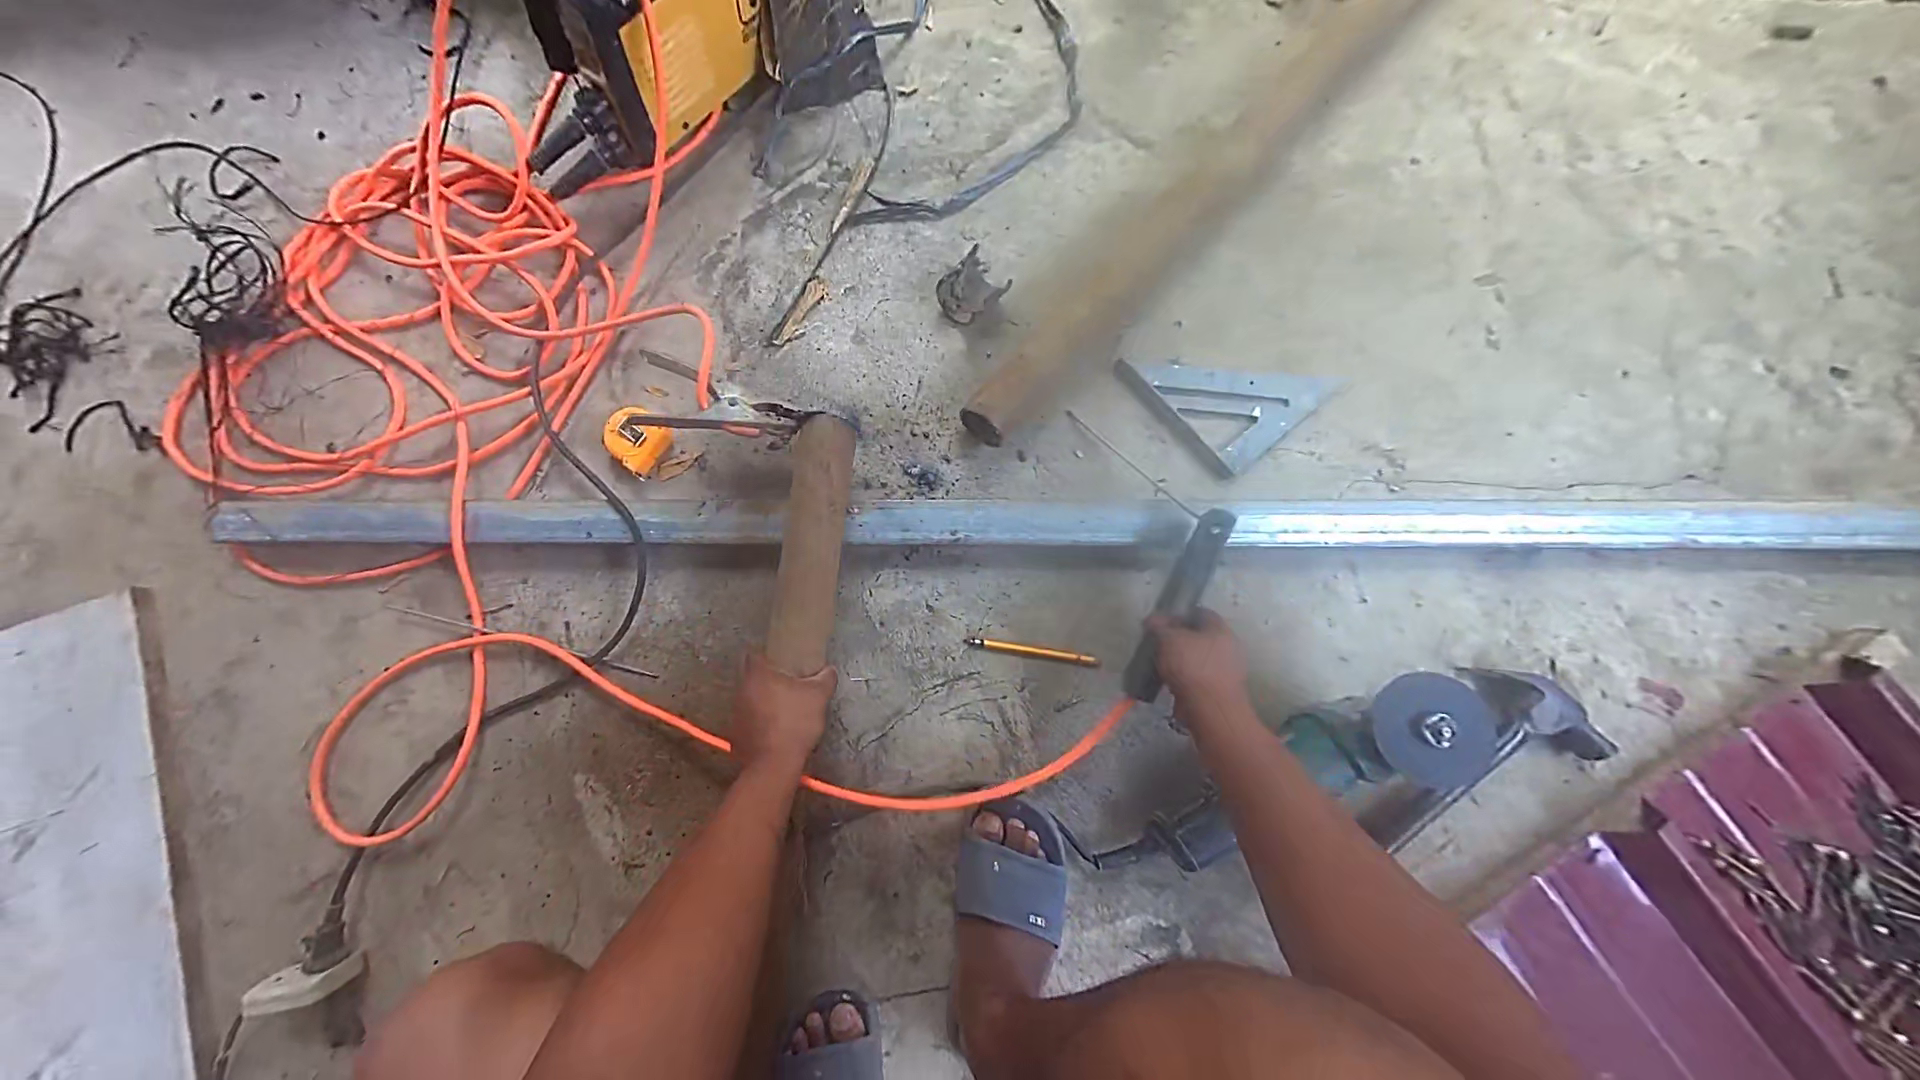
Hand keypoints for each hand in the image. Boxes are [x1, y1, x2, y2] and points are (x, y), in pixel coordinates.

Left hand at [730, 653, 836, 774]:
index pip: (754, 654)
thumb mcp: (819, 696)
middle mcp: (741, 690)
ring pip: (750, 698)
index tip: (781, 660)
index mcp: (757, 675)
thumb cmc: (796, 721)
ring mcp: (736, 713)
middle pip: (752, 677)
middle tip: (788, 684)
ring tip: (783, 707)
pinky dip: (760, 721)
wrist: (775, 764)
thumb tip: (829, 669)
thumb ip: (825, 678)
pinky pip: (749, 719)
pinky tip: (776, 729)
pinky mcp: (736, 734)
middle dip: (768, 679)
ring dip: (763, 700)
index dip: (767, 654)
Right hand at [1146, 608, 1250, 722]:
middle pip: (1200, 636)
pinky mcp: (1223, 690)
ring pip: (1200, 657)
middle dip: (1179, 639)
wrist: (1211, 709)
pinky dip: (1186, 678)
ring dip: (1182, 660)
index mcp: (1220, 628)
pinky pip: (1200, 677)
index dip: (1178, 614)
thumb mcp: (1168, 640)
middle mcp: (1230, 646)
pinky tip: (1171, 682)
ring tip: (1161, 665)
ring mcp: (1229, 669)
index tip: (1160, 623)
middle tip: (1159, 644)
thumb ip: (1159, 627)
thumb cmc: (1191, 667)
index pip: (1200, 612)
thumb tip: (1152, 620)